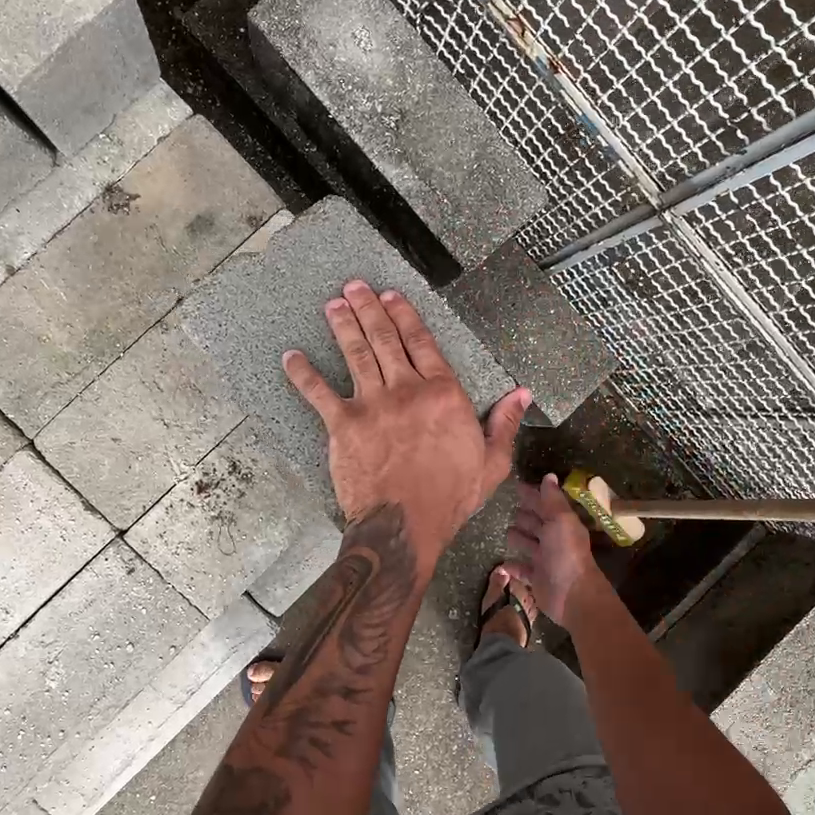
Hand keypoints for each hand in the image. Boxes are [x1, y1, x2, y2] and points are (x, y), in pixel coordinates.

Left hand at [284, 280, 532, 561]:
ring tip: (333, 304)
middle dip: (369, 308)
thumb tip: (522, 394)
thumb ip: (504, 424)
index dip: (405, 315)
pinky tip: (291, 356)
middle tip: (355, 287)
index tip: (392, 296)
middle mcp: (407, 390)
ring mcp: (373, 405)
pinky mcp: (344, 425)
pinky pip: (318, 392)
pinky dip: (302, 373)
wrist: (405, 526)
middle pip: (385, 338)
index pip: (423, 342)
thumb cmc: (449, 498)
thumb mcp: (492, 463)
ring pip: (355, 354)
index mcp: (444, 394)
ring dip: (342, 325)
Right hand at [505, 473, 606, 623]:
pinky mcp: (536, 578)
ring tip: (504, 531)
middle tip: (507, 507)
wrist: (572, 594)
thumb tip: (548, 475)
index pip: (544, 504)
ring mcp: (544, 559)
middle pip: (535, 523)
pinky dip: (513, 565)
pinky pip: (521, 569)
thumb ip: (552, 499)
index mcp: (560, 523)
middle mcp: (553, 539)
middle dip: (524, 515)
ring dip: (518, 538)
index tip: (516, 486)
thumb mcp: (560, 520)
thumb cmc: (566, 553)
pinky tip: (503, 562)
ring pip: (527, 544)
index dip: (532, 495)